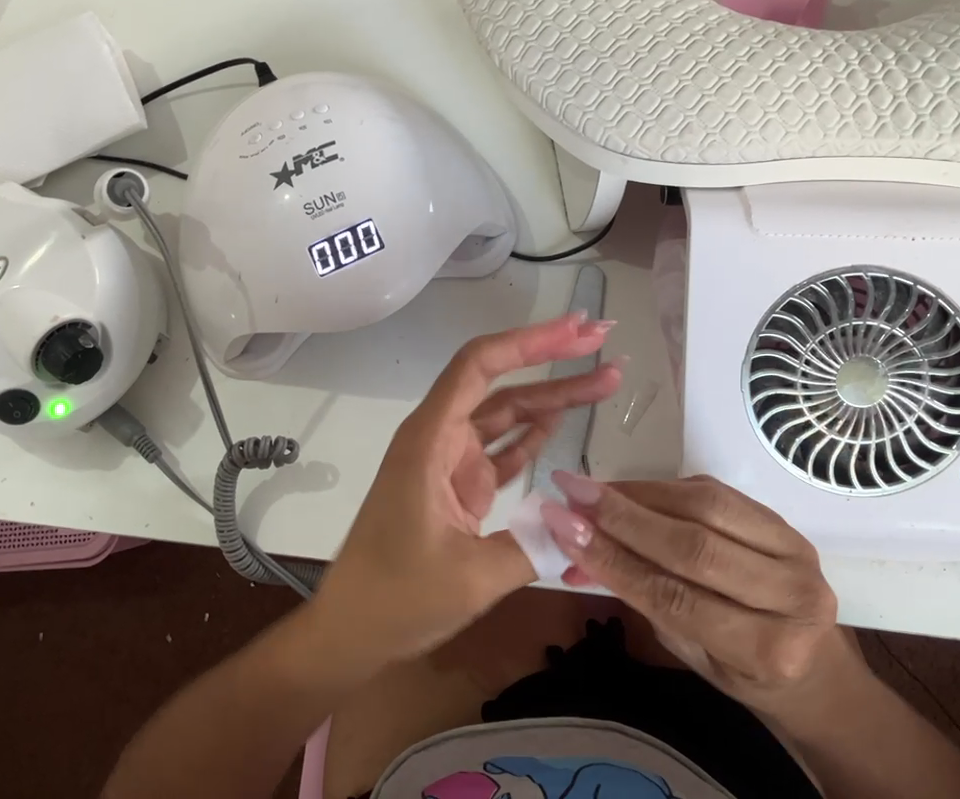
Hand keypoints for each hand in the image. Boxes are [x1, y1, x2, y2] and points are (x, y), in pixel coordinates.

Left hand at [307, 313, 621, 666]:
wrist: (353, 630)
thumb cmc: (398, 597)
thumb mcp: (472, 576)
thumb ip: (535, 545)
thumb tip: (589, 521)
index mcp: (430, 439)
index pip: (479, 367)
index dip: (528, 342)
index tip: (576, 330)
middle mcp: (438, 438)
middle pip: (498, 381)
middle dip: (550, 358)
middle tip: (601, 337)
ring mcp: (448, 461)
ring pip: (505, 414)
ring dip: (552, 398)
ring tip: (606, 380)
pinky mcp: (458, 486)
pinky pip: (501, 449)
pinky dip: (533, 433)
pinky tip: (566, 420)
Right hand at [540, 474, 851, 714]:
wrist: (812, 666)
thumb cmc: (739, 669)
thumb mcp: (687, 651)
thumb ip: (638, 596)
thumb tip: (573, 548)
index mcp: (767, 650)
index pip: (674, 597)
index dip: (612, 559)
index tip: (560, 527)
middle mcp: (793, 598)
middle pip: (694, 547)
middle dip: (621, 518)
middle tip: (568, 497)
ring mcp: (796, 553)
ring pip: (706, 509)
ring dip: (637, 496)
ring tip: (589, 489)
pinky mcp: (785, 521)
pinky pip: (715, 493)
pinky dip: (662, 489)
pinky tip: (626, 490)